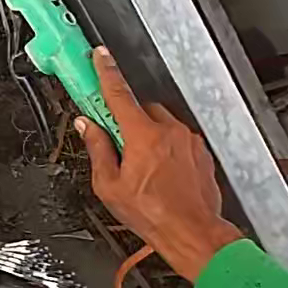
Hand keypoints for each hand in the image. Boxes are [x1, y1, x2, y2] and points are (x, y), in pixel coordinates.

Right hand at [79, 47, 242, 280]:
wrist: (192, 232)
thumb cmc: (151, 213)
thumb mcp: (109, 185)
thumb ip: (98, 149)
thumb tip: (88, 127)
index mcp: (143, 137)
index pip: (119, 94)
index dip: (106, 72)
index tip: (99, 56)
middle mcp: (169, 132)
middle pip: (141, 109)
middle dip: (127, 121)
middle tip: (116, 144)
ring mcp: (188, 140)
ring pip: (160, 124)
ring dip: (146, 136)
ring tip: (140, 167)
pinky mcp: (200, 151)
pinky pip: (176, 138)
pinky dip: (164, 148)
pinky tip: (158, 173)